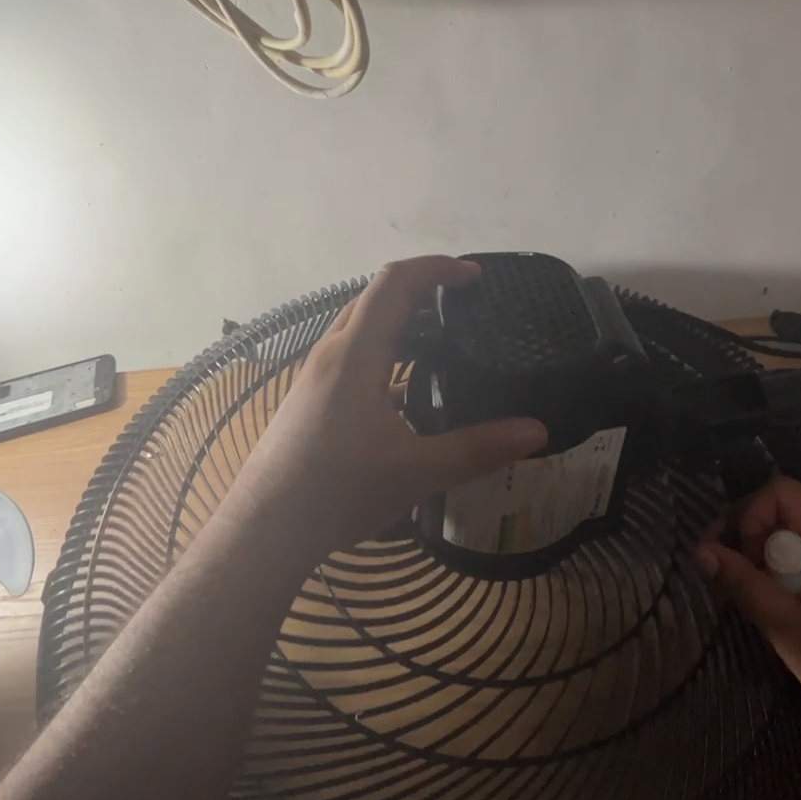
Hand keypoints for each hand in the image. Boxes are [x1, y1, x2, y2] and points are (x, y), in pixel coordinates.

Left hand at [220, 255, 547, 558]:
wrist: (263, 530)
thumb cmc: (336, 490)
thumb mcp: (416, 471)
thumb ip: (478, 448)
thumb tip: (537, 431)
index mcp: (355, 355)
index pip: (394, 284)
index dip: (436, 268)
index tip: (474, 276)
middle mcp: (331, 354)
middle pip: (375, 299)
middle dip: (422, 291)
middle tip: (466, 306)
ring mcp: (316, 378)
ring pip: (361, 330)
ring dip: (401, 324)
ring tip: (444, 343)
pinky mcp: (312, 402)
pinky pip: (354, 360)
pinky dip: (386, 357)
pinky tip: (411, 395)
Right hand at [695, 478, 800, 743]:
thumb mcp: (792, 631)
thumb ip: (745, 585)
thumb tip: (700, 552)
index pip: (780, 492)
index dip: (747, 520)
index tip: (735, 564)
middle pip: (791, 506)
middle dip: (758, 539)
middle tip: (746, 584)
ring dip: (778, 556)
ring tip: (772, 599)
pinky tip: (800, 604)